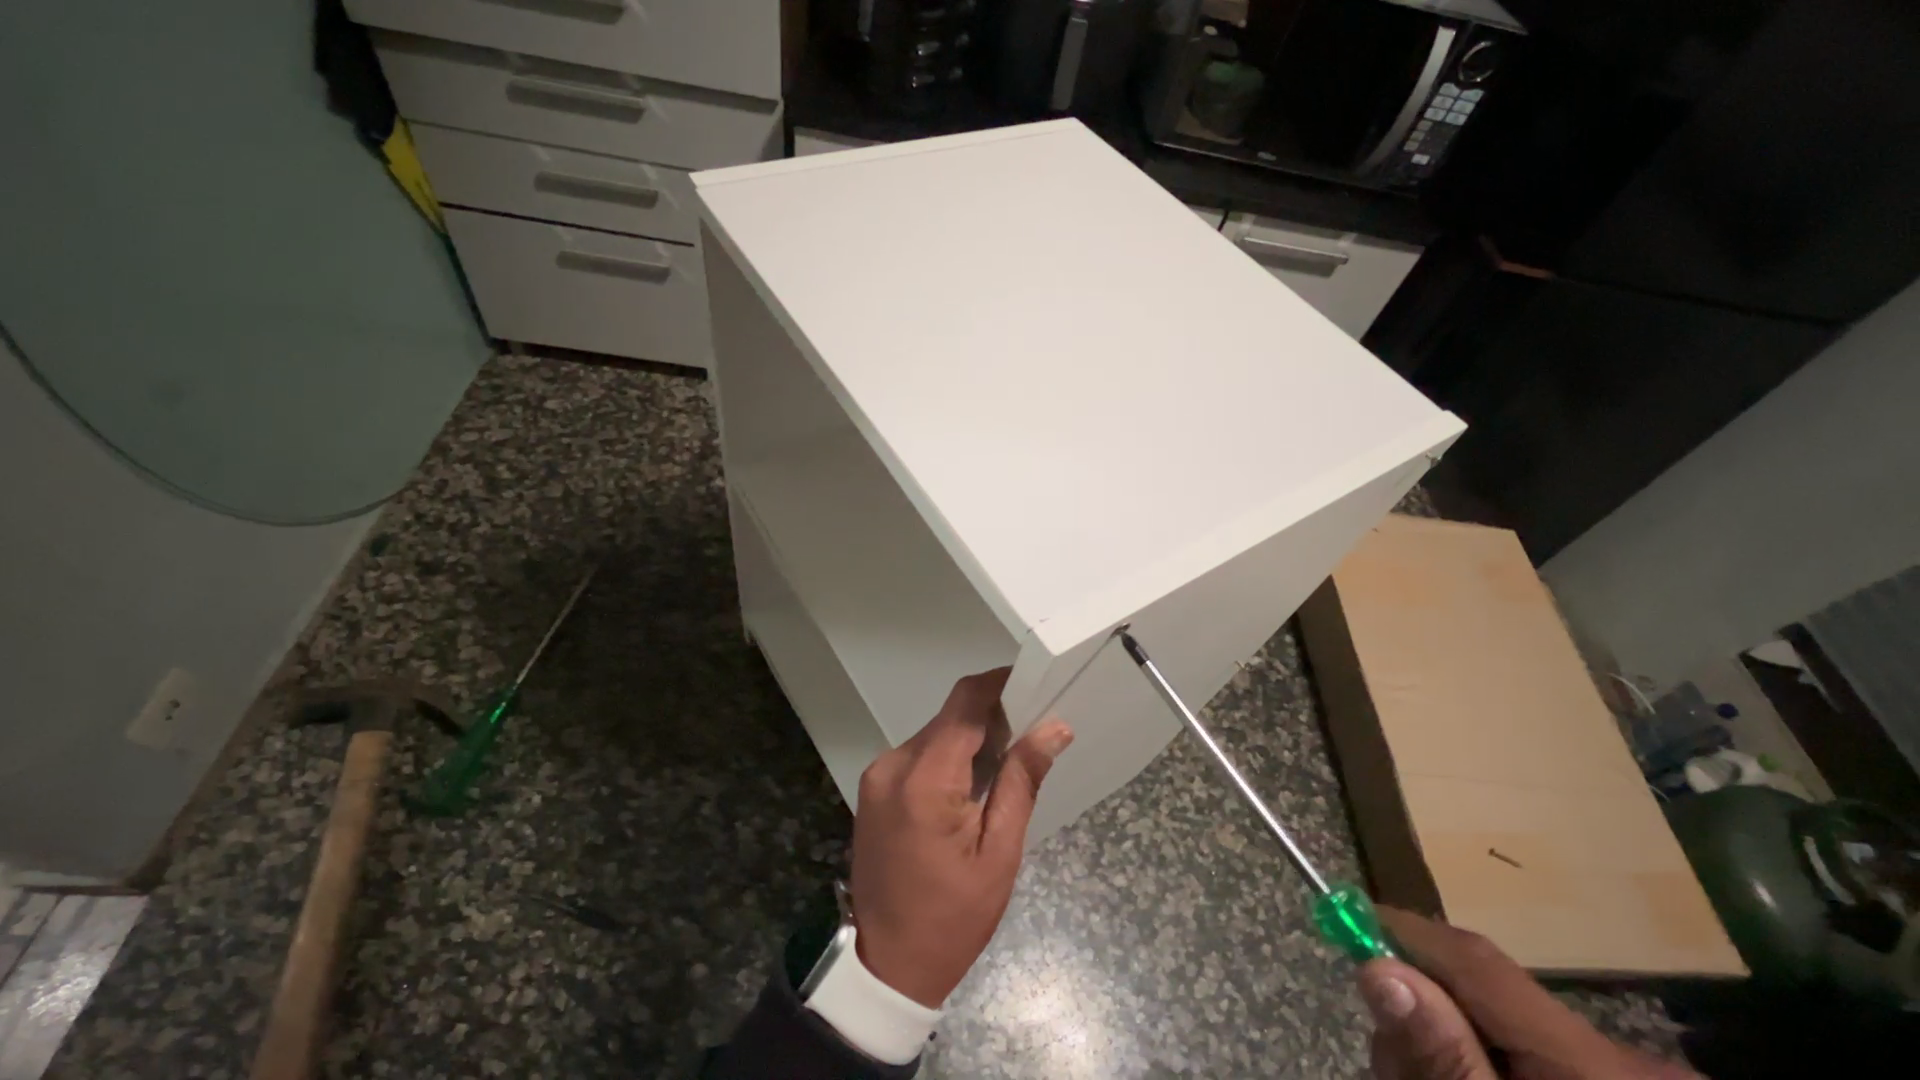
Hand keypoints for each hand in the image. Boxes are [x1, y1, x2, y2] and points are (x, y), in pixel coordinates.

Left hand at [849, 668, 1074, 1007]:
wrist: (888, 964)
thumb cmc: (953, 916)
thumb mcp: (1000, 853)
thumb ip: (1021, 781)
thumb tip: (1054, 726)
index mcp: (924, 778)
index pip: (965, 703)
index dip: (1001, 684)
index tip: (1037, 685)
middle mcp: (892, 764)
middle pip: (950, 718)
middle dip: (993, 718)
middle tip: (1034, 739)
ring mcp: (877, 777)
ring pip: (935, 736)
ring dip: (971, 742)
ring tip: (1007, 771)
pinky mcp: (873, 791)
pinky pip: (918, 757)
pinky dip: (949, 760)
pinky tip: (973, 789)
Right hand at [1358, 907, 1696, 1079]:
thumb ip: (1444, 1055)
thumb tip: (1377, 966)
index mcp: (1597, 1063)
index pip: (1482, 962)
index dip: (1407, 931)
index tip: (1342, 914)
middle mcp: (1623, 1053)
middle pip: (1486, 993)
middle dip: (1422, 1008)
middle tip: (1388, 1058)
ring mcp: (1627, 1071)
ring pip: (1501, 1024)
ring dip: (1447, 1040)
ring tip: (1421, 1078)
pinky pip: (1528, 1052)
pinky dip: (1482, 1061)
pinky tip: (1469, 1078)